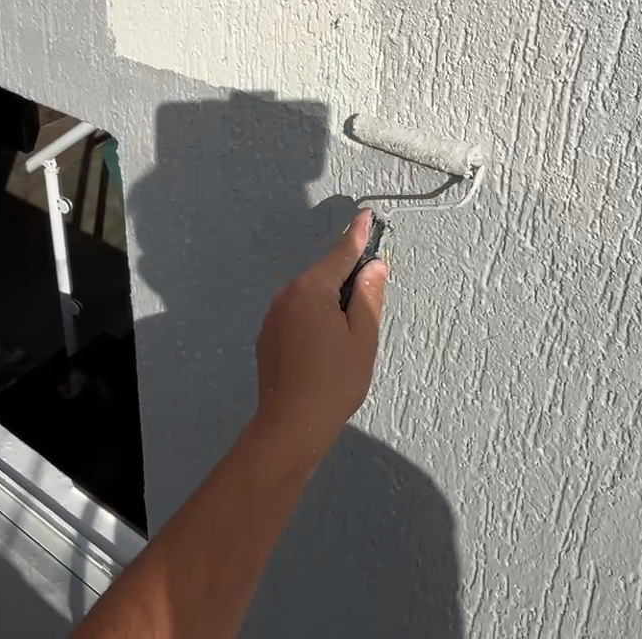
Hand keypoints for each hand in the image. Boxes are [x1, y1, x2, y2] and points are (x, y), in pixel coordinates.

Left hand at [251, 210, 389, 464]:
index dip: (358, 236)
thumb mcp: (362, 337)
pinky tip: (324, 346)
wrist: (291, 425)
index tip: (367, 215)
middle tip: (370, 296)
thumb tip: (374, 266)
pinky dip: (314, 318)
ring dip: (329, 301)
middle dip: (346, 279)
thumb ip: (368, 296)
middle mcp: (287, 294)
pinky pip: (297, 314)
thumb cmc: (335, 380)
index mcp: (311, 289)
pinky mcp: (267, 335)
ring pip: (309, 296)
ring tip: (348, 333)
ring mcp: (273, 315)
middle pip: (324, 276)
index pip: (341, 253)